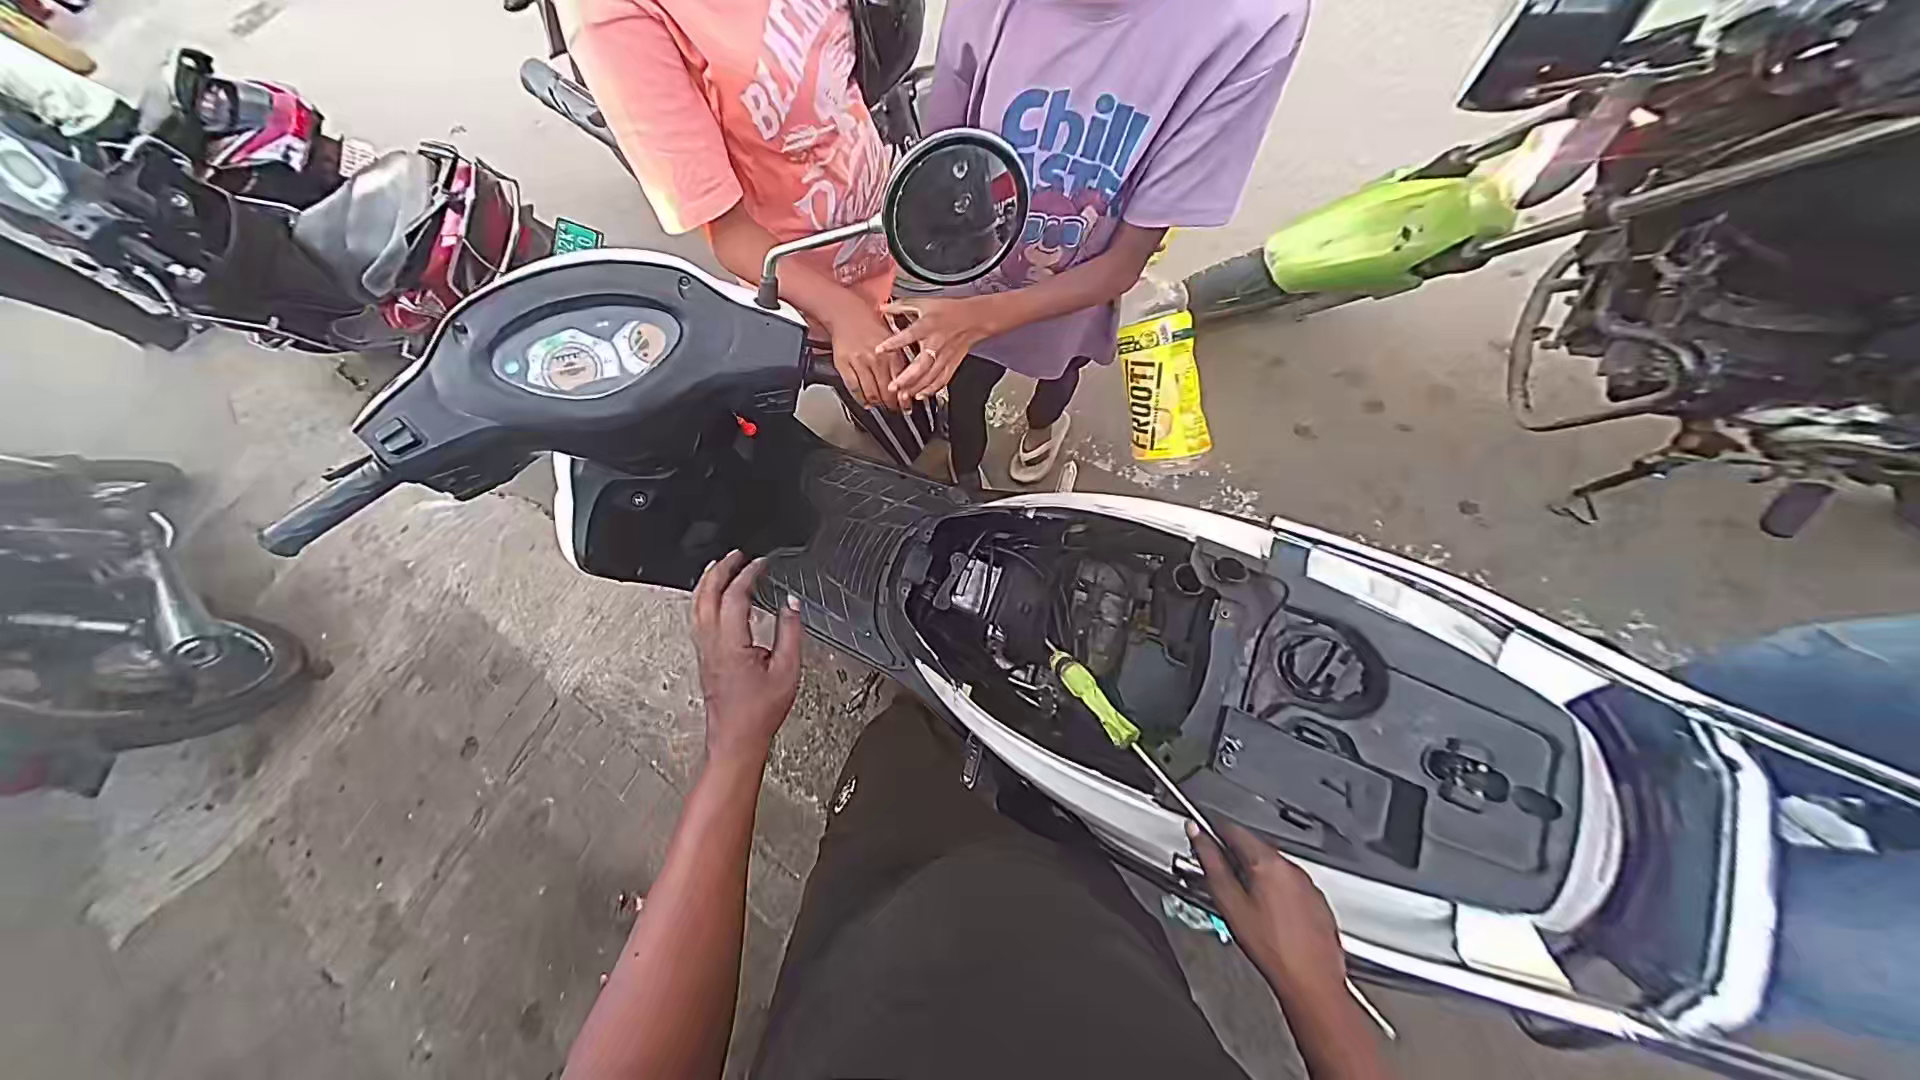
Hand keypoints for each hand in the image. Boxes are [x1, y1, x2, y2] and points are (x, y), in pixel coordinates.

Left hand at [691, 551, 802, 762]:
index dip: (749, 574)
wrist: (737, 738)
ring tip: (720, 567)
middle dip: (721, 569)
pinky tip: (714, 598)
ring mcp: (704, 650)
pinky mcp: (704, 657)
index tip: (761, 563)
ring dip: (708, 581)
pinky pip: (698, 618)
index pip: (736, 596)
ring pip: (697, 605)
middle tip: (736, 555)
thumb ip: (790, 631)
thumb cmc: (759, 711)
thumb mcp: (788, 669)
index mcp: (731, 643)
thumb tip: (792, 604)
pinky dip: (705, 598)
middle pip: (707, 594)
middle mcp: (712, 643)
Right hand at [824, 302, 907, 410]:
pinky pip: (854, 388)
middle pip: (887, 391)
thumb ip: (899, 360)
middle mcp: (877, 358)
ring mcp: (860, 363)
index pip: (901, 382)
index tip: (906, 406)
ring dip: (877, 404)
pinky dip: (860, 398)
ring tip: (880, 406)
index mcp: (892, 352)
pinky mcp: (844, 365)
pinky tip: (865, 402)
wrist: (846, 312)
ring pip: (871, 392)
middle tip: (894, 409)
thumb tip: (906, 383)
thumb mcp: (892, 340)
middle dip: (892, 405)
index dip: (904, 398)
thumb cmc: (870, 325)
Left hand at [879, 296, 1003, 407]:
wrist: (973, 319)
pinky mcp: (951, 364)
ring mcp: (945, 356)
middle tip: (892, 387)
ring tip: (903, 395)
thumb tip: (882, 307)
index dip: (893, 343)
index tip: (879, 350)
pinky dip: (931, 389)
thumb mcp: (924, 303)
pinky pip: (942, 380)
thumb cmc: (949, 310)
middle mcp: (936, 343)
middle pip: (920, 365)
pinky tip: (921, 395)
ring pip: (930, 376)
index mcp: (927, 326)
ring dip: (916, 388)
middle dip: (906, 378)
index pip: (908, 335)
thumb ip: (901, 306)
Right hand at [1190, 822, 1348, 996]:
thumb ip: (1211, 862)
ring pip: (1273, 866)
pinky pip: (1291, 884)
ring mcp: (1308, 884)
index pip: (1233, 829)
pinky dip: (1277, 890)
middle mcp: (1291, 867)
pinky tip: (1270, 914)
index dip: (1214, 831)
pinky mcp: (1318, 901)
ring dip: (1256, 873)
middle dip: (1235, 856)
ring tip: (1245, 900)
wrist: (1312, 984)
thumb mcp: (1229, 902)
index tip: (1204, 838)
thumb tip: (1198, 834)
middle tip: (1221, 876)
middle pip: (1254, 847)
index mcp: (1266, 862)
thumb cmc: (1272, 948)